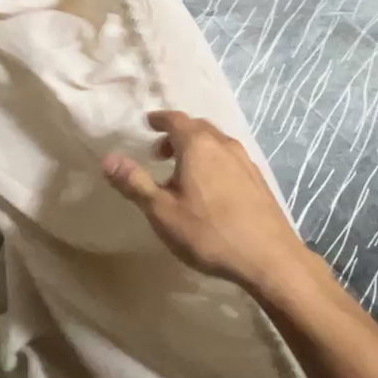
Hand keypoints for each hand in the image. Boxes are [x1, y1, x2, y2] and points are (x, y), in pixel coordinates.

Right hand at [102, 110, 317, 293]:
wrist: (269, 258)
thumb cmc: (209, 233)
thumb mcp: (162, 212)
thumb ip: (135, 183)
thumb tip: (109, 158)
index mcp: (198, 145)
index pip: (175, 119)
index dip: (159, 119)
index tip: (148, 123)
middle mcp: (223, 144)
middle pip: (197, 127)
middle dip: (177, 134)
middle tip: (160, 152)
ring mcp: (245, 161)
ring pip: (216, 143)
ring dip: (196, 148)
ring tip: (182, 172)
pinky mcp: (258, 179)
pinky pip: (229, 158)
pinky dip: (213, 161)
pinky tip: (210, 189)